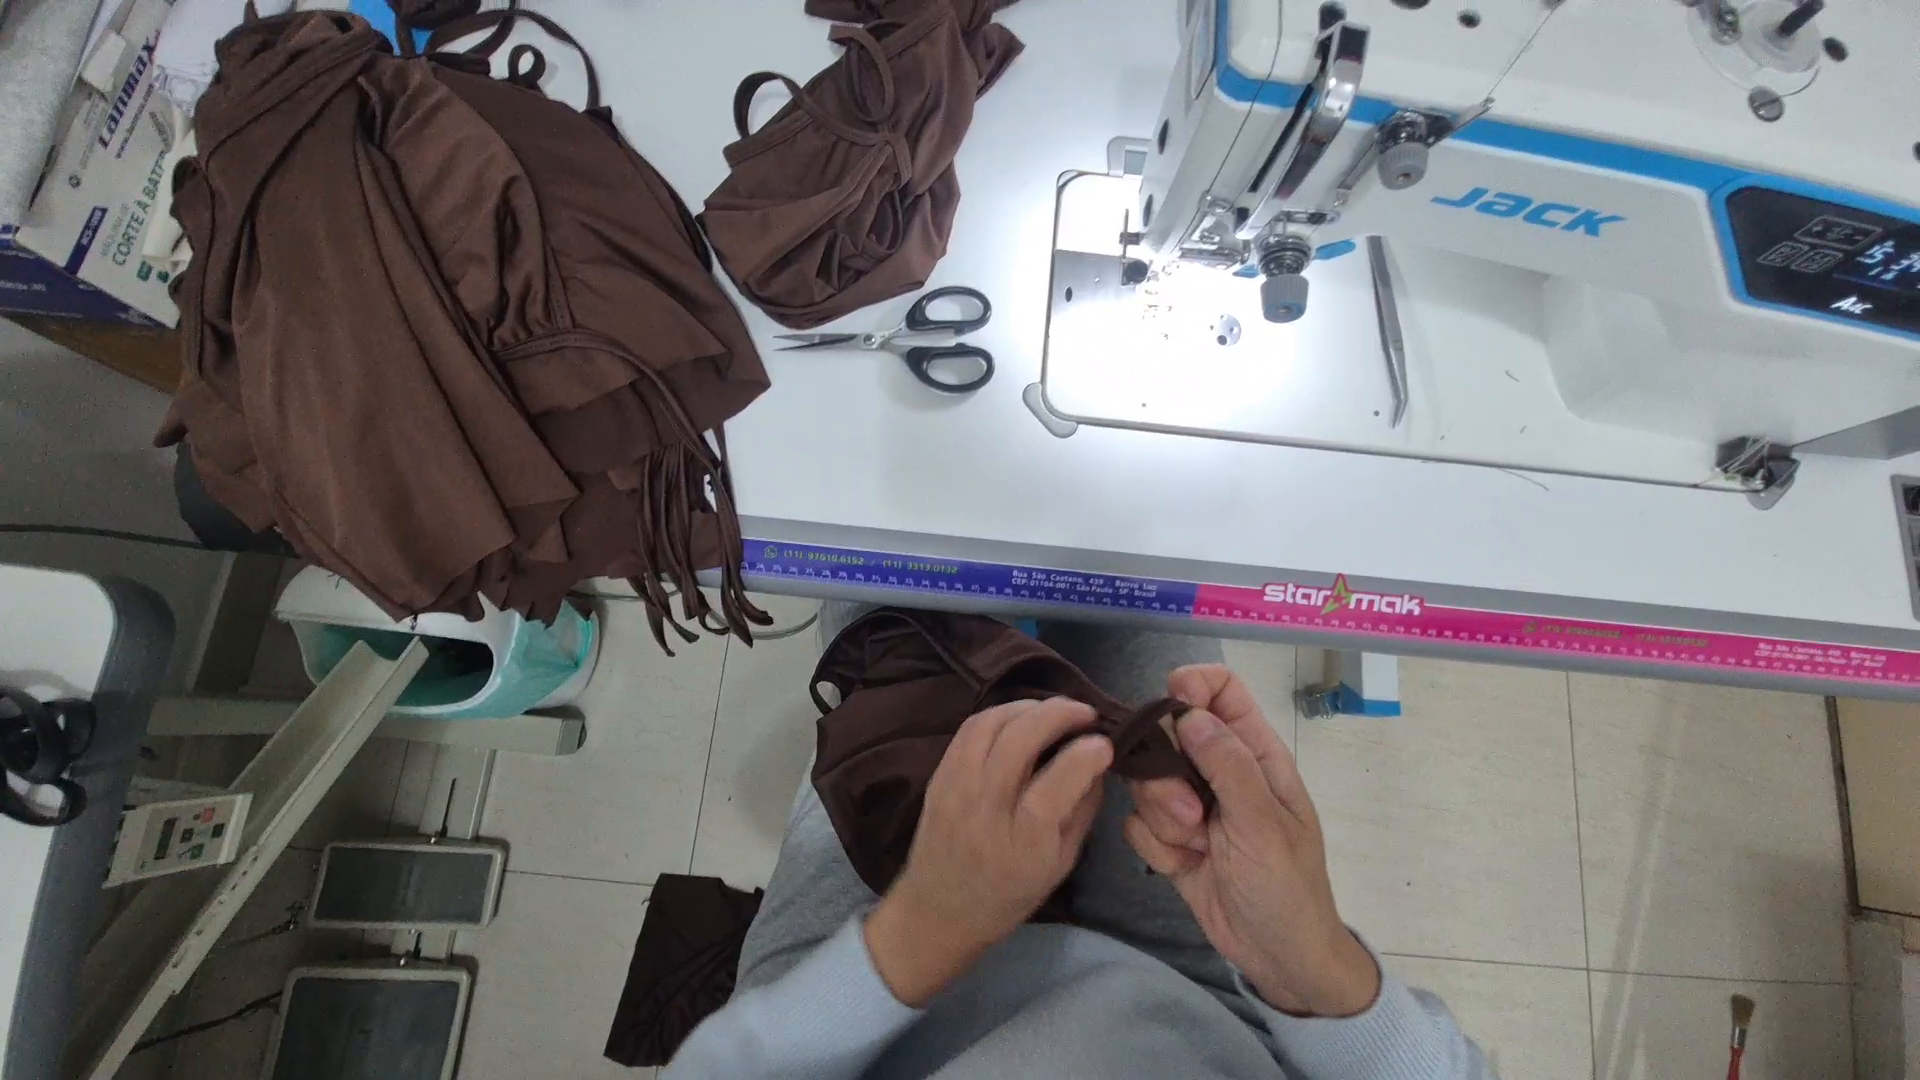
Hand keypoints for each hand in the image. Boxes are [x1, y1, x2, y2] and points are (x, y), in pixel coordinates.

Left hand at [864, 697, 1112, 1006]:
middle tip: (1085, 712)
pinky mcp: (938, 775)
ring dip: (1027, 707)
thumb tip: (1099, 761)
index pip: (1054, 786)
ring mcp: (955, 789)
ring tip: (1053, 710)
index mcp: (1022, 843)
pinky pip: (968, 729)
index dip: (1083, 757)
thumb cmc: (1010, 893)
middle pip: (1018, 742)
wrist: (940, 909)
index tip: (1104, 742)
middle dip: (1057, 714)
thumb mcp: (1061, 864)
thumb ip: (1082, 810)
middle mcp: (985, 810)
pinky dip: (999, 714)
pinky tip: (1020, 716)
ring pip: (990, 725)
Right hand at [1124, 664, 1380, 1017]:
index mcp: (1254, 752)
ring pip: (1145, 778)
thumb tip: (1189, 712)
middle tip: (1191, 812)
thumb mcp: (1264, 826)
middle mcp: (1217, 767)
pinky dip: (1156, 845)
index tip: (1172, 713)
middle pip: (1166, 732)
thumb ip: (1228, 766)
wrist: (1277, 958)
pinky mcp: (1168, 835)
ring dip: (1162, 815)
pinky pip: (1137, 819)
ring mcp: (1190, 801)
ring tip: (1196, 845)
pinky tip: (1186, 866)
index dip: (1191, 686)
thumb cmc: (1287, 887)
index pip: (1220, 688)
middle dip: (1166, 772)